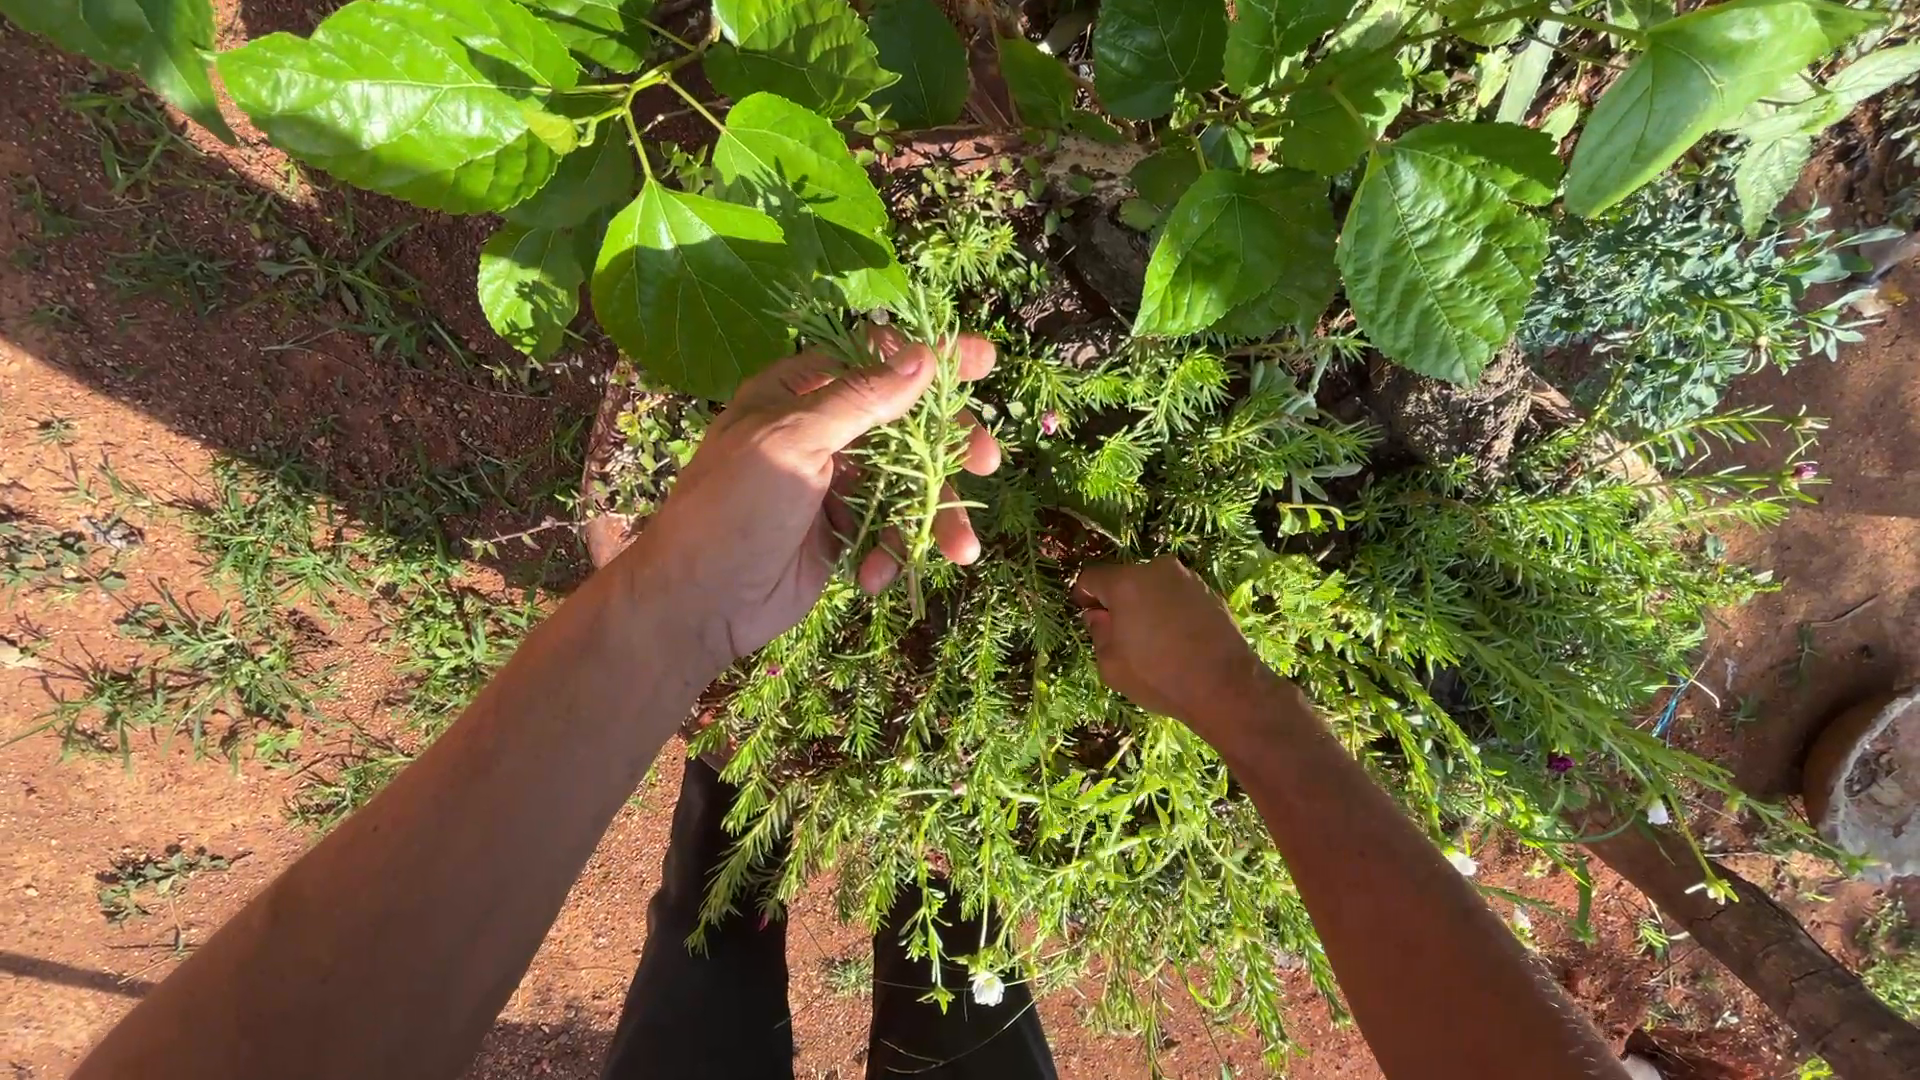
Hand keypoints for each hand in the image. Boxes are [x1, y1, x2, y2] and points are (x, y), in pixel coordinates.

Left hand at [619, 327, 998, 675]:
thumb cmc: (734, 507)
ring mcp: (836, 484)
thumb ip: (861, 400)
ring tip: (962, 550)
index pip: (876, 360)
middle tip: (986, 461)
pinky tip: (874, 578)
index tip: (983, 360)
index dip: (931, 357)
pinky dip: (891, 553)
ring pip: (907, 485)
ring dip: (936, 516)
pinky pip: (888, 530)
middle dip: (949, 447)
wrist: (699, 602)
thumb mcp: (794, 441)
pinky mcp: (843, 532)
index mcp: (802, 393)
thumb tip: (923, 356)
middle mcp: (824, 432)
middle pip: (907, 425)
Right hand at [1073, 557, 1276, 726]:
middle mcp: (1157, 569)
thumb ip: (1098, 633)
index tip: (1087, 615)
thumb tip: (1098, 616)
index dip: (1084, 595)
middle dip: (1118, 600)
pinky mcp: (1210, 591)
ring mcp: (1187, 578)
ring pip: (1153, 585)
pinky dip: (1171, 609)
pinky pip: (1177, 595)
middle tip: (1120, 632)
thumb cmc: (1158, 676)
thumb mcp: (1111, 664)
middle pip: (1125, 579)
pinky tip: (1177, 638)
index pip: (1092, 577)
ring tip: (1153, 638)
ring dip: (1146, 603)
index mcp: (1126, 582)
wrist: (1225, 686)